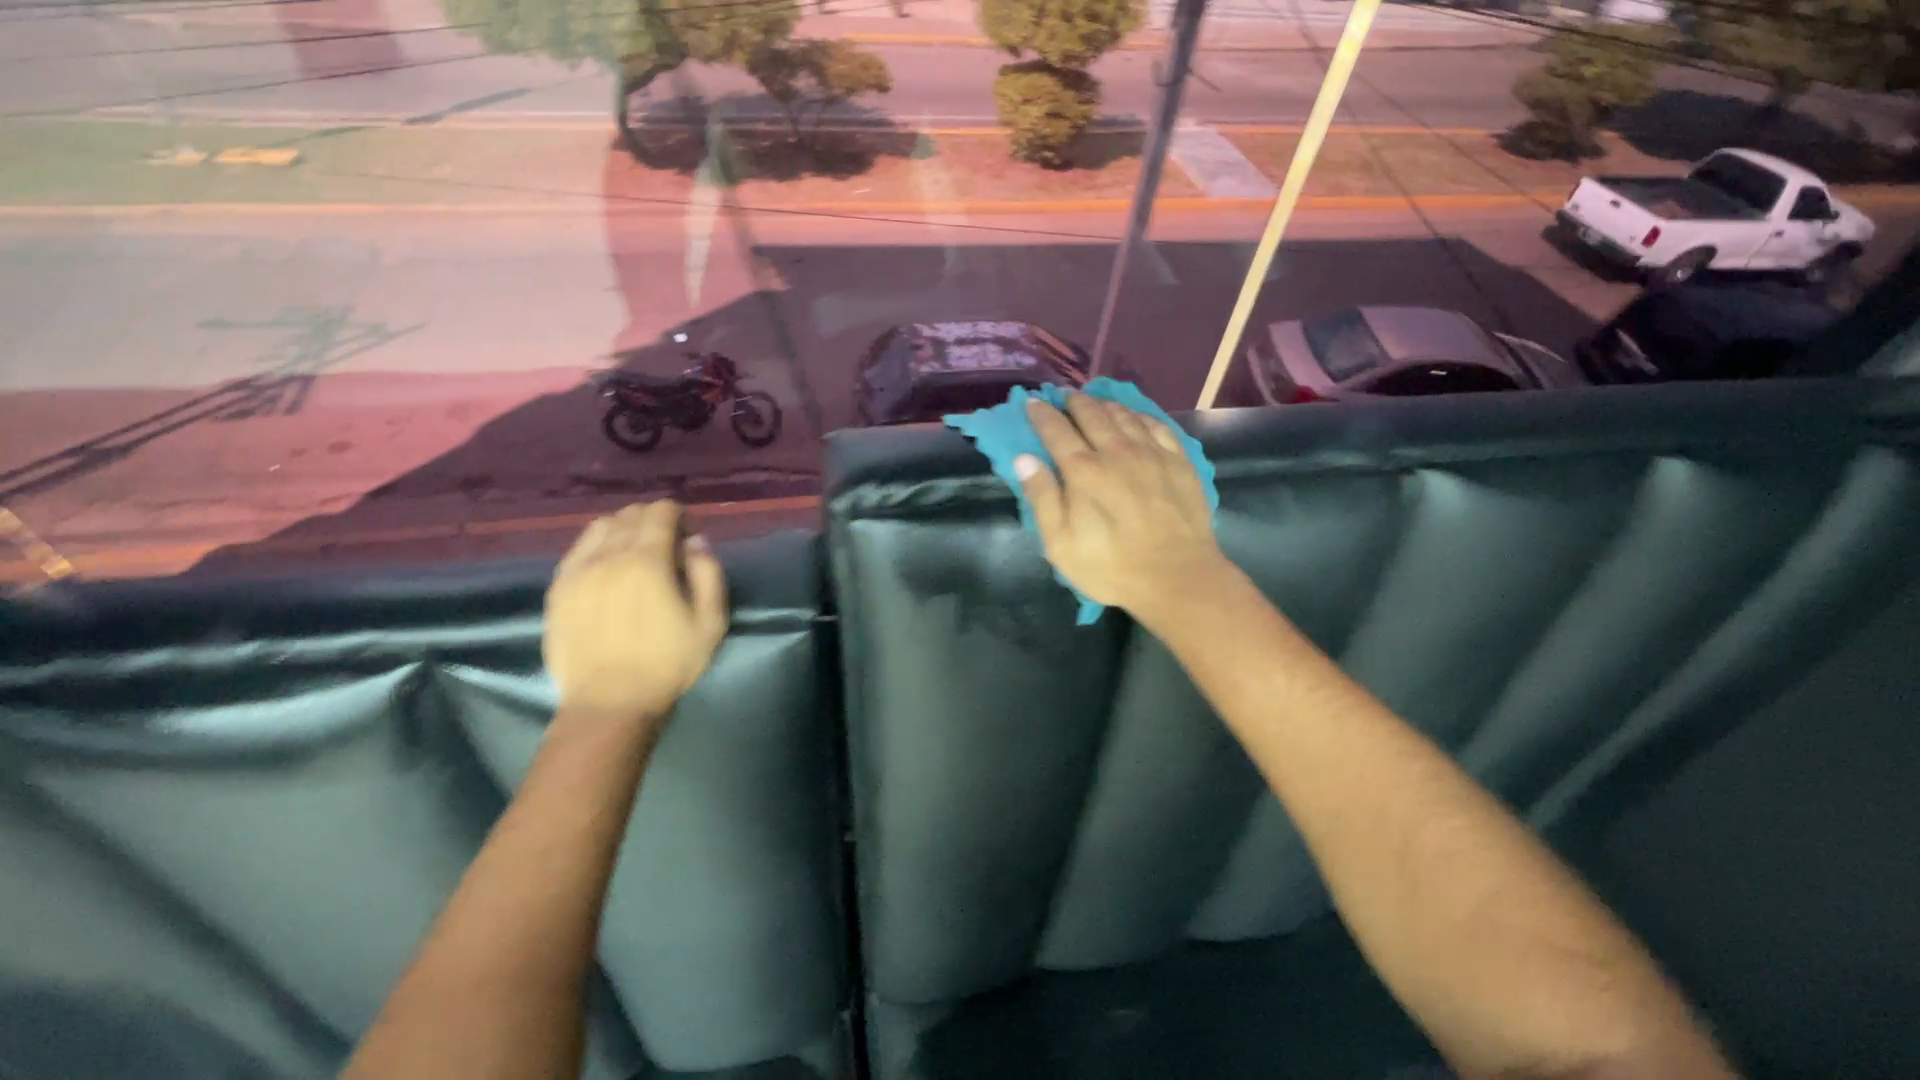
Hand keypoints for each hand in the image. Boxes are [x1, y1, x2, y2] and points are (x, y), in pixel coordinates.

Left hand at [543, 500, 727, 727]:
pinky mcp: (558, 589)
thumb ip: (708, 573)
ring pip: (600, 527)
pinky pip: (577, 550)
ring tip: (633, 557)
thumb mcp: (710, 623)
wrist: (608, 704)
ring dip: (622, 531)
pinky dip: (596, 549)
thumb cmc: (667, 665)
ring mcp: (577, 570)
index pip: (661, 511)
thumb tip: (696, 541)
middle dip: (652, 522)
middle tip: (666, 549)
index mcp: (647, 559)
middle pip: (630, 514)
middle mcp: (608, 555)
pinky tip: (606, 573)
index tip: (687, 540)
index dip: (679, 517)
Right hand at [1015, 395, 1229, 624]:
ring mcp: (1151, 453)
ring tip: (1095, 402)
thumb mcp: (1061, 544)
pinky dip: (1139, 416)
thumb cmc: (1111, 567)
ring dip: (1105, 405)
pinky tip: (1134, 418)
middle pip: (1092, 415)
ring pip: (1124, 415)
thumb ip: (1042, 498)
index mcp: (1083, 472)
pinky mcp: (1179, 461)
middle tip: (1065, 398)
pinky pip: (1156, 425)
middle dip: (1074, 403)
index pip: (1056, 431)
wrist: (1176, 577)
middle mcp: (1116, 452)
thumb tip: (1025, 459)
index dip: (1041, 415)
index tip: (1033, 404)